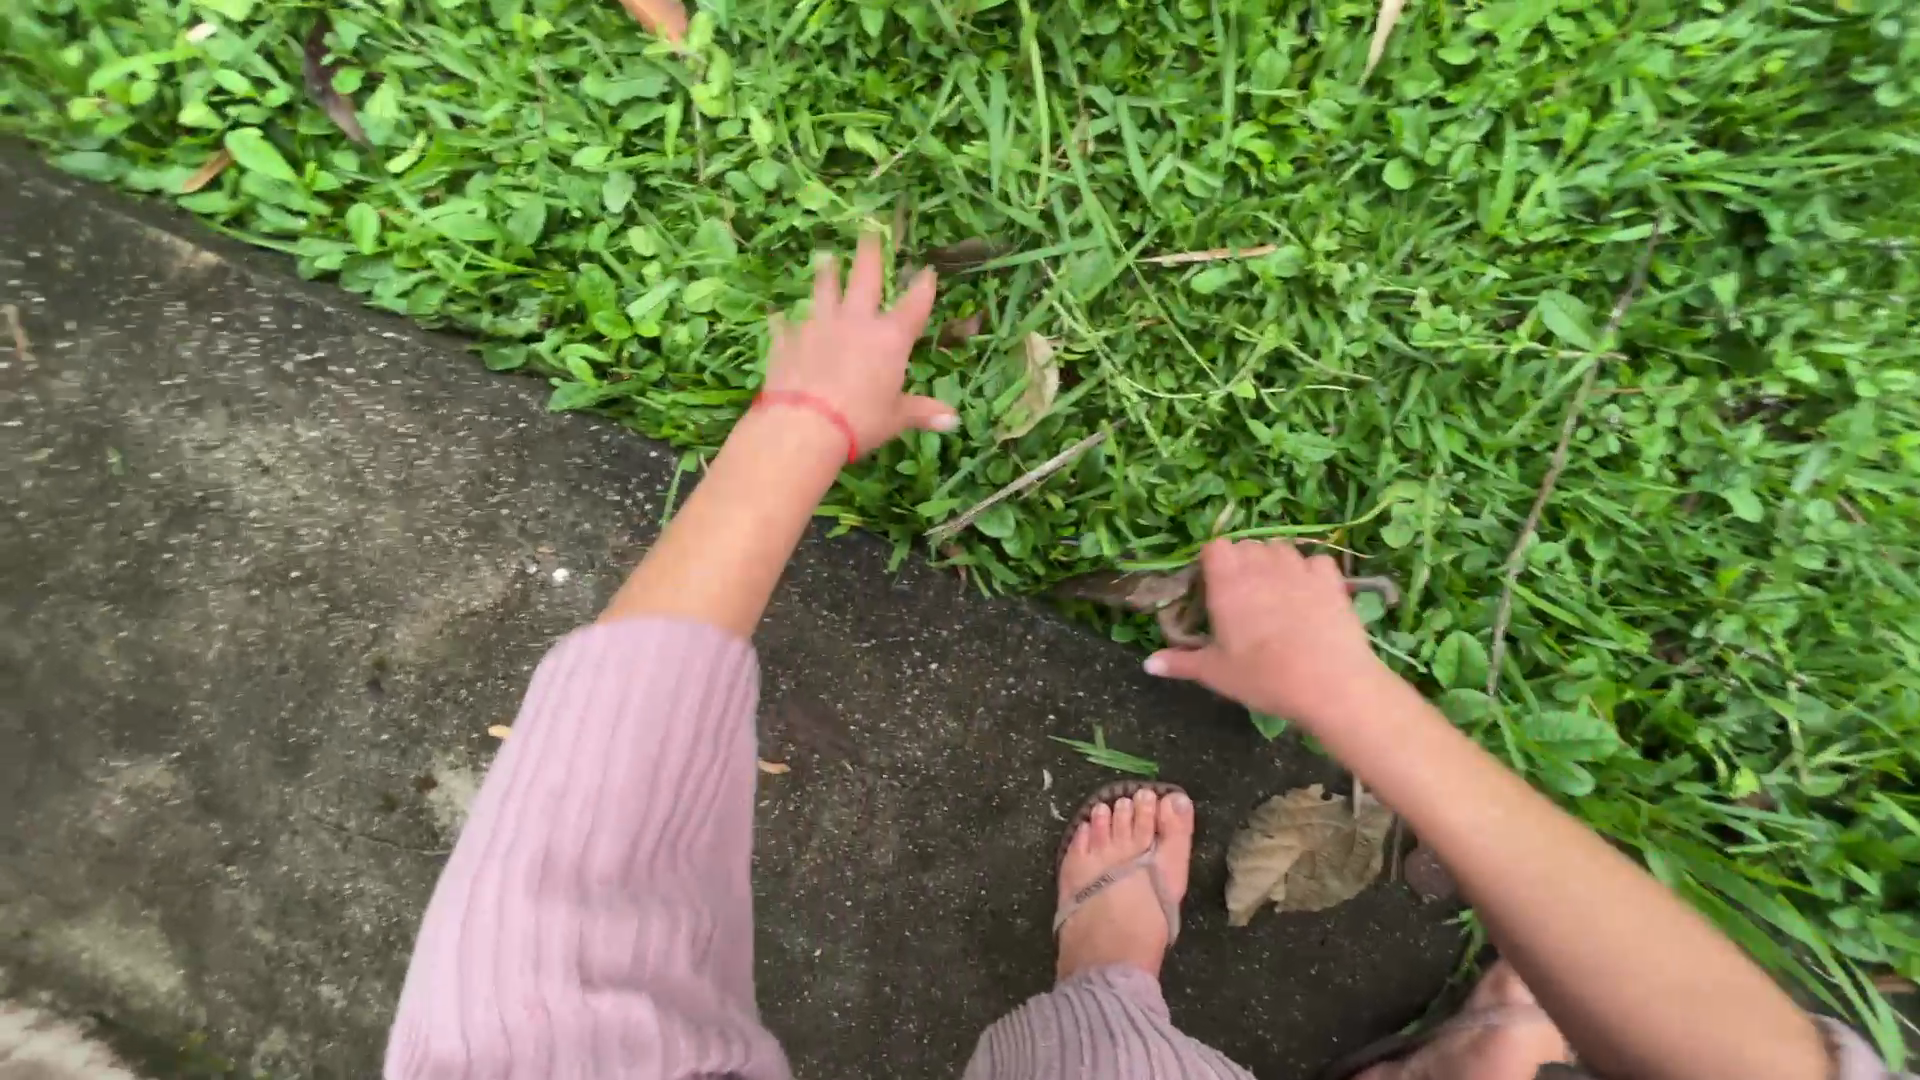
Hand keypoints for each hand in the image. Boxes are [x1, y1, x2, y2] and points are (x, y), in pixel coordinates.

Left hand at [761, 234, 956, 455]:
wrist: (804, 426)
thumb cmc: (860, 421)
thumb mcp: (896, 418)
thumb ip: (922, 412)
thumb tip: (953, 421)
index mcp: (889, 339)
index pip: (914, 305)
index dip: (923, 287)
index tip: (926, 271)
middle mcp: (856, 322)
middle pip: (864, 278)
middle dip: (869, 253)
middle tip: (868, 230)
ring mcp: (819, 326)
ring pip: (823, 290)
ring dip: (826, 273)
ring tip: (826, 258)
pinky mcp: (788, 340)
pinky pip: (785, 324)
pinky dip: (784, 320)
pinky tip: (778, 315)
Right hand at [1144, 539, 1393, 728]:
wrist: (1332, 685)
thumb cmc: (1264, 677)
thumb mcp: (1216, 673)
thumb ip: (1180, 663)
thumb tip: (1148, 664)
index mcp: (1227, 583)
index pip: (1214, 547)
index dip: (1212, 562)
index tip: (1212, 585)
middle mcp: (1261, 566)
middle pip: (1246, 544)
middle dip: (1241, 561)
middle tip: (1240, 594)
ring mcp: (1299, 569)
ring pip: (1279, 548)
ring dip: (1272, 561)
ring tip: (1272, 589)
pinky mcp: (1331, 580)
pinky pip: (1314, 560)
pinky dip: (1309, 570)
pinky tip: (1307, 592)